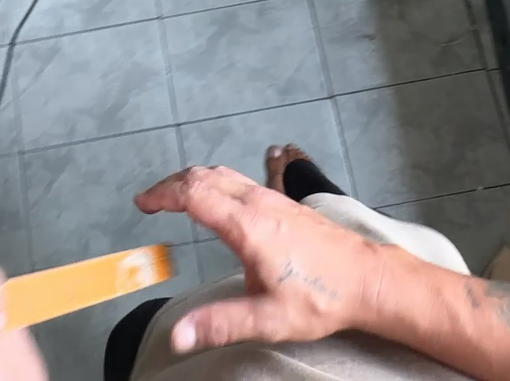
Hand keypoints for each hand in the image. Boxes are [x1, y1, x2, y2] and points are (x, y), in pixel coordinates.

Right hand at [134, 165, 406, 352]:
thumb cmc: (320, 298)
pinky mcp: (281, 200)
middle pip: (203, 176)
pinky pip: (236, 178)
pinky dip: (212, 180)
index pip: (194, 194)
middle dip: (171, 184)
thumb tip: (179, 336)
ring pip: (221, 173)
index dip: (163, 194)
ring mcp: (270, 197)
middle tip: (149, 200)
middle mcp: (256, 202)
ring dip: (192, 179)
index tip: (142, 202)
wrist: (367, 277)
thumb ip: (220, 323)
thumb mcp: (268, 319)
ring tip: (173, 196)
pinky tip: (213, 198)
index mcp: (247, 225)